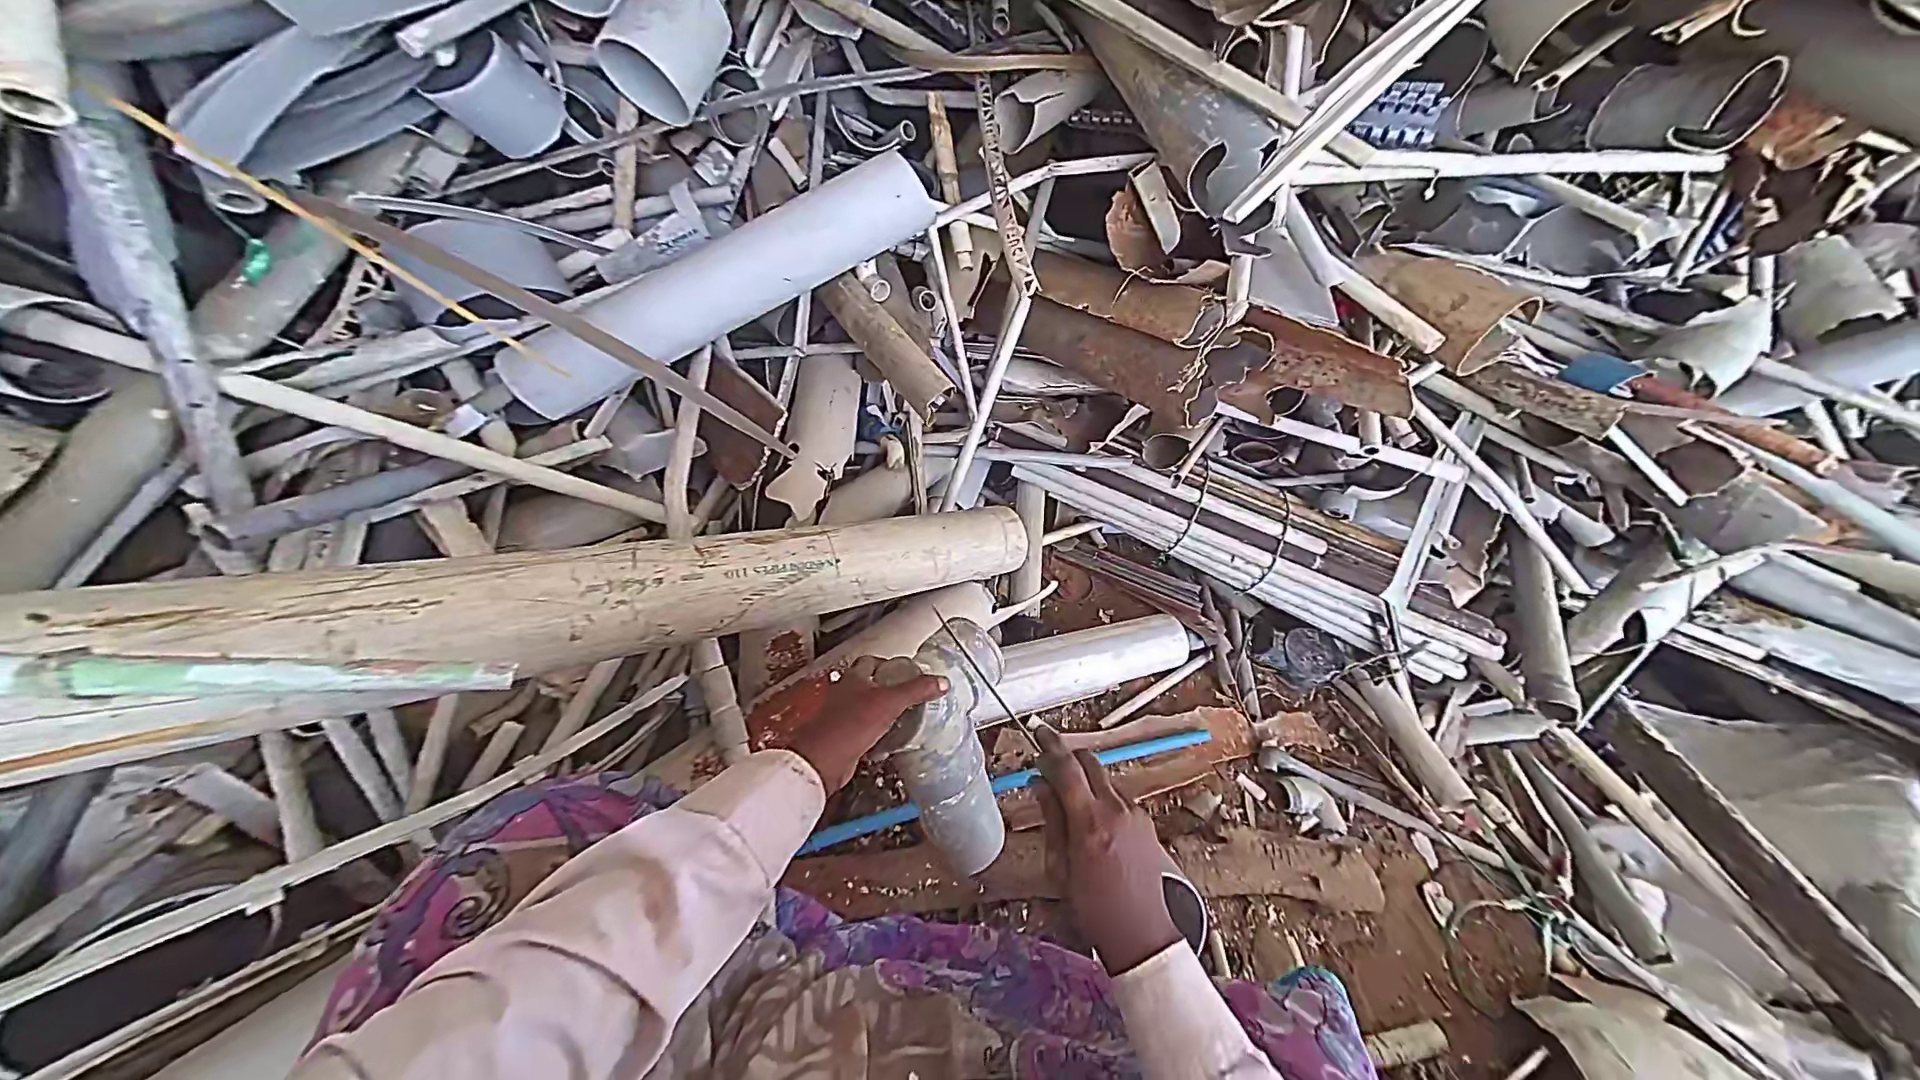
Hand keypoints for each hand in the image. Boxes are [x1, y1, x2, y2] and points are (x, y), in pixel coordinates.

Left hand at [782, 655, 946, 793]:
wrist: (822, 760)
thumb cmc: (850, 725)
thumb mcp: (891, 703)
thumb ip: (916, 690)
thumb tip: (941, 682)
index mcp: (853, 679)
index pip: (870, 661)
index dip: (886, 662)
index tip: (902, 669)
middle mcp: (844, 695)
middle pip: (865, 684)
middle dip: (883, 687)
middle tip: (904, 691)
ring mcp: (839, 717)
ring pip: (863, 708)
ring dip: (879, 711)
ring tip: (900, 715)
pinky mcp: (841, 738)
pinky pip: (861, 731)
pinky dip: (874, 733)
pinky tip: (887, 740)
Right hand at [1034, 725, 1181, 974]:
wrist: (1145, 937)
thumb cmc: (1095, 910)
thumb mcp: (1060, 868)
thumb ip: (1051, 819)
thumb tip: (1039, 784)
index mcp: (1090, 822)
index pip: (1067, 767)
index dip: (1049, 745)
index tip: (1037, 733)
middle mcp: (1117, 809)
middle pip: (1089, 761)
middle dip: (1067, 756)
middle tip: (1048, 764)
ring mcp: (1136, 815)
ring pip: (1104, 779)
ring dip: (1084, 780)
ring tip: (1067, 802)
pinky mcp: (1147, 824)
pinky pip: (1118, 797)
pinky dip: (1100, 797)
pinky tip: (1091, 821)